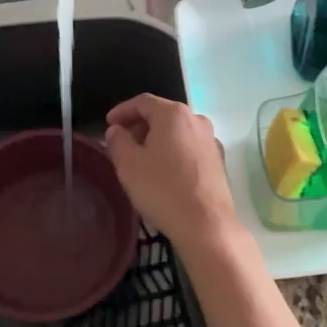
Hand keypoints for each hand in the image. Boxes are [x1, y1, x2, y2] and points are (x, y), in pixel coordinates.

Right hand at [104, 93, 237, 247]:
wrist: (206, 224)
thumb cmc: (162, 189)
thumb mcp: (128, 165)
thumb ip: (117, 141)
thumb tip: (117, 130)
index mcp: (173, 114)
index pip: (143, 102)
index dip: (122, 110)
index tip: (108, 124)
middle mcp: (196, 119)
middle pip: (162, 114)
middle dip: (139, 125)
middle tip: (122, 143)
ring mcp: (211, 140)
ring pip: (177, 131)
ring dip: (157, 139)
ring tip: (142, 159)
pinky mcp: (218, 160)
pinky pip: (189, 147)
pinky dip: (174, 151)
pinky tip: (165, 172)